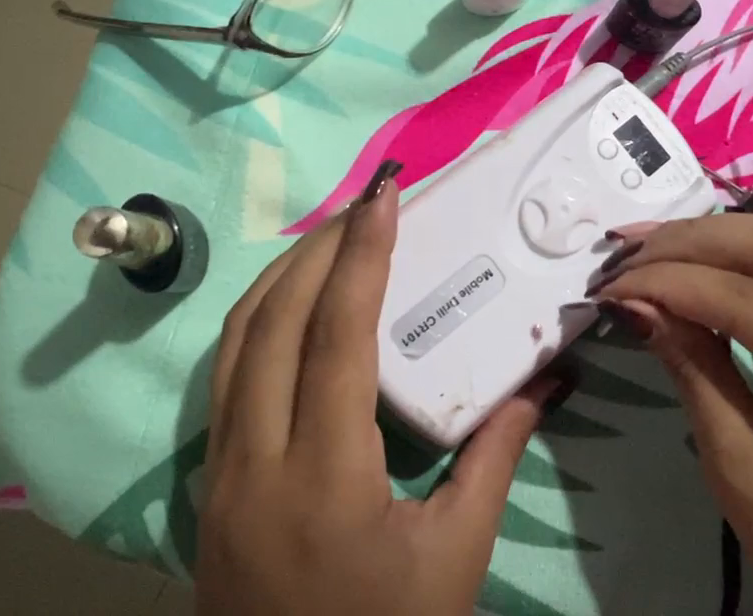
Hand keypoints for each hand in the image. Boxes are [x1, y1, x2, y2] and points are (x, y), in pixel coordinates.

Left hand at [196, 163, 563, 615]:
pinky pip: (227, 376)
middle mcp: (254, 462)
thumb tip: (545, 381)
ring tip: (332, 239)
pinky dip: (260, 320)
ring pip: (235, 343)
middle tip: (366, 206)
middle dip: (319, 249)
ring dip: (282, 277)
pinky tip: (295, 306)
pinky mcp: (208, 484)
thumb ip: (495, 456)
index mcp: (323, 476)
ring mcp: (218, 472)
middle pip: (272, 322)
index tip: (385, 198)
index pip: (336, 336)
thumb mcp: (455, 554)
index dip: (361, 257)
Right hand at [592, 216, 752, 614]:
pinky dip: (750, 257)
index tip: (611, 284)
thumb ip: (695, 373)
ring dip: (720, 238)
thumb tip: (635, 300)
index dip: (677, 282)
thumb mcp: (744, 473)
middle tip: (626, 252)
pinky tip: (703, 259)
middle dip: (696, 242)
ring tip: (652, 247)